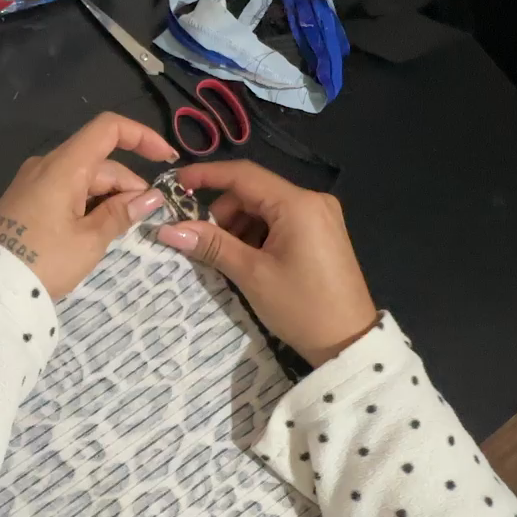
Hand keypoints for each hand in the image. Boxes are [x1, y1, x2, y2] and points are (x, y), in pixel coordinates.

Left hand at [0, 113, 178, 296]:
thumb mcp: (89, 241)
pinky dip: (87, 205)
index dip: (142, 136)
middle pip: (99, 161)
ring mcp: (32, 182)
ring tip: (119, 233)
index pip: (108, 129)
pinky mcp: (24, 201)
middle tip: (143, 221)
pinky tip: (94, 232)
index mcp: (64, 165)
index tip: (166, 159)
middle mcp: (46, 165)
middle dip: (127, 186)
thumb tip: (149, 198)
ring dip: (107, 199)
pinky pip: (65, 191)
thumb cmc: (43, 261)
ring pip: (83, 178)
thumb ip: (121, 214)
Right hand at [155, 161, 376, 365]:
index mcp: (297, 204)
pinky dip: (257, 235)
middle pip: (253, 192)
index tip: (175, 184)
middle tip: (203, 243)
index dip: (206, 175)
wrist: (349, 341)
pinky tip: (249, 261)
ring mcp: (319, 216)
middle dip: (223, 213)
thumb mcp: (251, 275)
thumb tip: (168, 229)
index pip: (244, 175)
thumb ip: (211, 245)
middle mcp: (311, 201)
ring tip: (228, 259)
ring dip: (238, 227)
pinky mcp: (321, 234)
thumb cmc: (301, 306)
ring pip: (264, 208)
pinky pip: (279, 222)